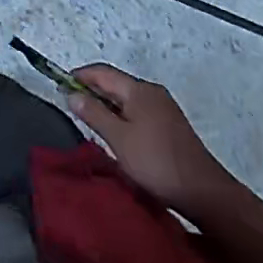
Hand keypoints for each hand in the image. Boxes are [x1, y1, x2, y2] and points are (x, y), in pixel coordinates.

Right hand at [67, 65, 235, 217]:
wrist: (202, 190)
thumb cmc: (155, 162)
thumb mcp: (118, 138)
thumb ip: (93, 113)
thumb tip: (72, 94)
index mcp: (139, 89)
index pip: (102, 72)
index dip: (80, 75)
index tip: (60, 85)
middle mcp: (152, 91)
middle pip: (115, 83)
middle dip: (92, 90)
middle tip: (71, 105)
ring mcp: (163, 107)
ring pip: (127, 98)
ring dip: (106, 104)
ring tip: (88, 120)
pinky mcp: (169, 124)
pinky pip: (137, 110)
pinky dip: (121, 115)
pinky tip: (115, 133)